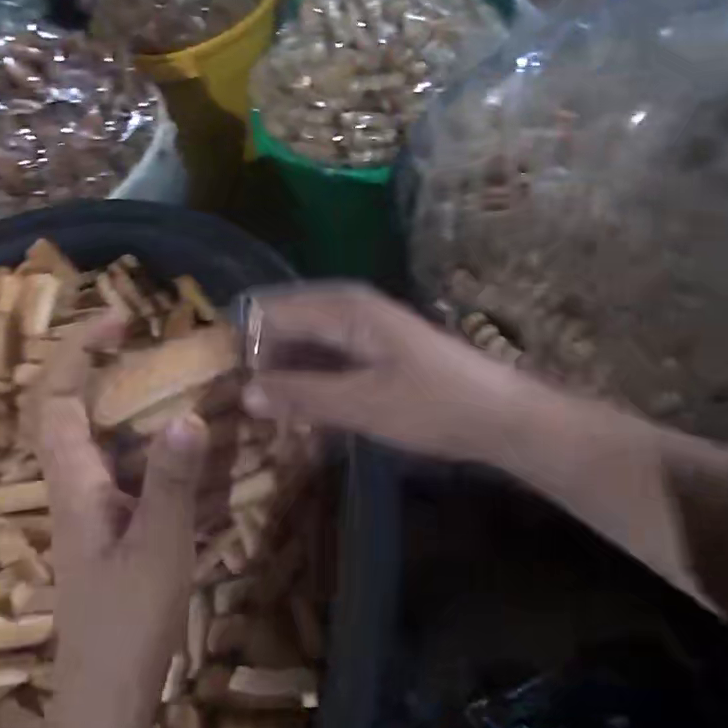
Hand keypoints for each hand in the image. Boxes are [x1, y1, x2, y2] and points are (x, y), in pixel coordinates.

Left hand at [31, 315, 208, 727]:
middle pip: (72, 409)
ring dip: (130, 403)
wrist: (106, 699)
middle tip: (150, 343)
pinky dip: (152, 444)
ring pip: (102, 438)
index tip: (120, 320)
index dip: (79, 351)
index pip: (58, 399)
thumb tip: (189, 414)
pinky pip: (128, 468)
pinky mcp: (113, 528)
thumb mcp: (158, 549)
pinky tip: (192, 449)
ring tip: (179, 382)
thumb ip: (173, 482)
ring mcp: (93, 508)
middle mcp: (75, 486)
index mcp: (73, 482)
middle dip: (101, 366)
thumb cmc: (125, 624)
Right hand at [239, 284, 538, 461]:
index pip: (269, 313)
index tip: (226, 390)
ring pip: (302, 345)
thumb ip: (301, 395)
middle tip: (247, 411)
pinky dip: (310, 383)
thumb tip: (244, 393)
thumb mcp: (362, 404)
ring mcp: (361, 327)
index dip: (244, 348)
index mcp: (343, 307)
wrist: (501, 416)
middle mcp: (347, 307)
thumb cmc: (434, 405)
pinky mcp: (372, 349)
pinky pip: (325, 358)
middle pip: (282, 326)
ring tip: (271, 420)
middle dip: (262, 364)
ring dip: (285, 378)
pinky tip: (304, 417)